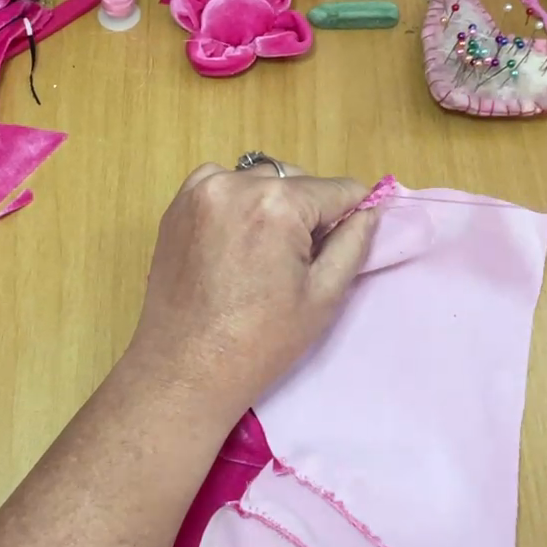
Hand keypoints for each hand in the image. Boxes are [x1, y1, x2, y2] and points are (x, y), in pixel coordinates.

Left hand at [124, 162, 378, 419]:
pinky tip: (235, 242)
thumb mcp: (323, 297)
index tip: (346, 241)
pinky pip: (223, 185)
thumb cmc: (259, 342)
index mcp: (276, 204)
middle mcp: (234, 183)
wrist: (184, 367)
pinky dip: (237, 202)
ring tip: (264, 253)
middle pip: (296, 180)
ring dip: (272, 203)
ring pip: (259, 180)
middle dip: (308, 210)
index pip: (338, 189)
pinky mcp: (177, 204)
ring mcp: (199, 191)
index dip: (351, 214)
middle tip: (299, 259)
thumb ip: (353, 244)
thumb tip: (370, 210)